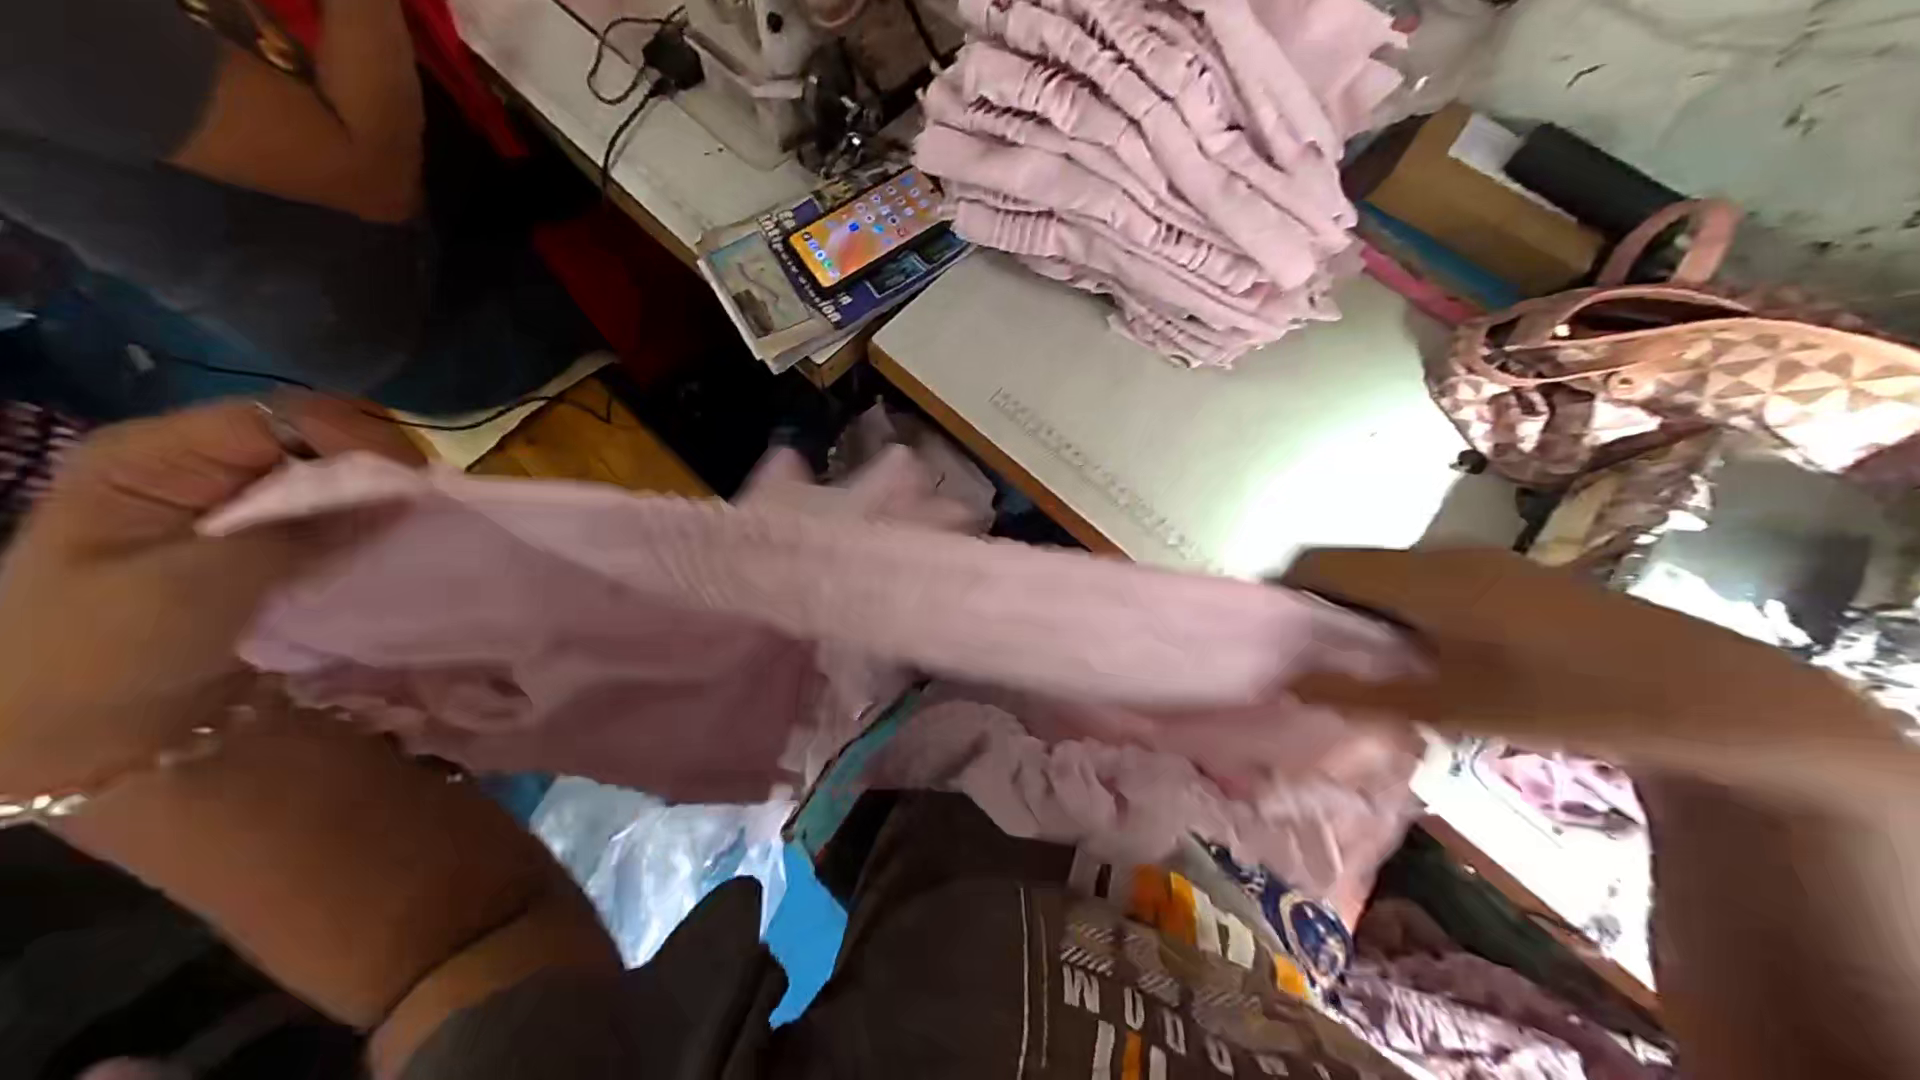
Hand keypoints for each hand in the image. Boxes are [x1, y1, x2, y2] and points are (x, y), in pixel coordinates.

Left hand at [0, 396, 422, 796]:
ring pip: (326, 465)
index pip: (281, 417)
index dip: (357, 437)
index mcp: (156, 455)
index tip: (416, 483)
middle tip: (427, 498)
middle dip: (377, 458)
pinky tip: (390, 530)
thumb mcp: (205, 584)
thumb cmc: (113, 648)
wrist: (80, 724)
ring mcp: (228, 494)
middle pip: (310, 431)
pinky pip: (327, 502)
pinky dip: (367, 512)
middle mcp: (195, 459)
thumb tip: (400, 496)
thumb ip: (301, 531)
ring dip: (377, 487)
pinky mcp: (258, 529)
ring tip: (419, 514)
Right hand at [1283, 547, 1917, 813]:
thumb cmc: (1566, 700)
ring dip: (1363, 611)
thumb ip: (1362, 694)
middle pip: (1351, 566)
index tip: (1273, 637)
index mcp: (1422, 578)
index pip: (1320, 563)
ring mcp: (1481, 563)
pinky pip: (1426, 583)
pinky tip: (1426, 656)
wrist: (1713, 697)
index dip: (1286, 593)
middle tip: (1315, 661)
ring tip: (1367, 665)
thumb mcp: (1452, 708)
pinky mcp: (1509, 578)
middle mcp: (1443, 556)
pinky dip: (1402, 611)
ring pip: (1390, 576)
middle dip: (1321, 607)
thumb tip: (1288, 685)